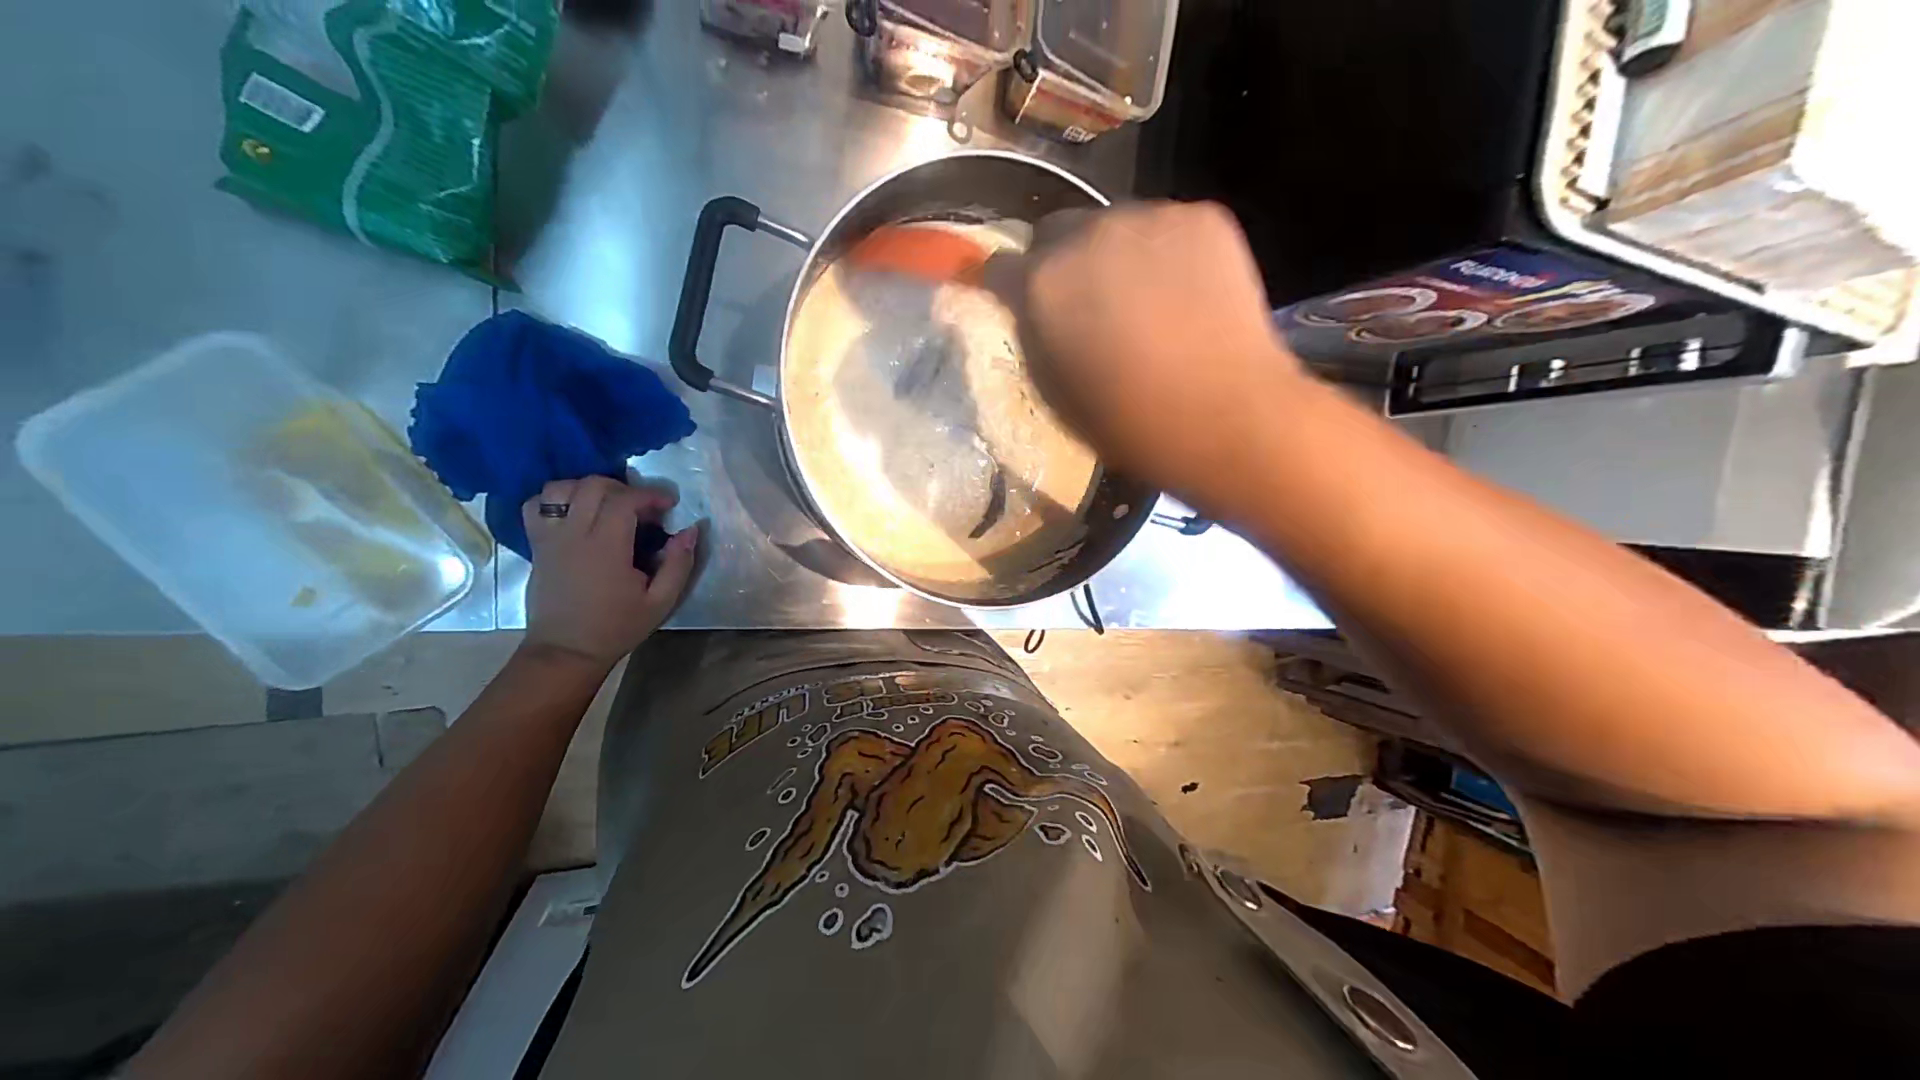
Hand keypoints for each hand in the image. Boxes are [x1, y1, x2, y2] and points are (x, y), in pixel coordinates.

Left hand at [521, 476, 696, 667]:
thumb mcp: (661, 602)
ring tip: (608, 505)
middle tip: (642, 507)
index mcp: (605, 547)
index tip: (669, 505)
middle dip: (623, 488)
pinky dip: (556, 500)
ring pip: (561, 489)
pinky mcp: (537, 545)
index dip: (650, 495)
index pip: (624, 500)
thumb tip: (690, 530)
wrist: (566, 651)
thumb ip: (678, 564)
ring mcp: (550, 538)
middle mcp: (573, 535)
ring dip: (588, 488)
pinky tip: (576, 512)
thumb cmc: (616, 628)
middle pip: (593, 486)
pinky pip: (537, 506)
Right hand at [1003, 202, 1308, 511]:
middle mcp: (1088, 233)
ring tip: (1147, 300)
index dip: (1008, 286)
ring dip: (1118, 254)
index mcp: (1043, 283)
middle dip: (1063, 262)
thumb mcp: (1053, 389)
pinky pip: (1169, 227)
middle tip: (1089, 304)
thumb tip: (1034, 311)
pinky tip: (1189, 292)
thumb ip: (1035, 336)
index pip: (1001, 265)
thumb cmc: (1128, 422)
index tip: (1019, 303)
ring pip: (1117, 225)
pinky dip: (1169, 252)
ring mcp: (1151, 217)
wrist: (1225, 416)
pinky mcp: (1204, 217)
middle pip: (1058, 231)